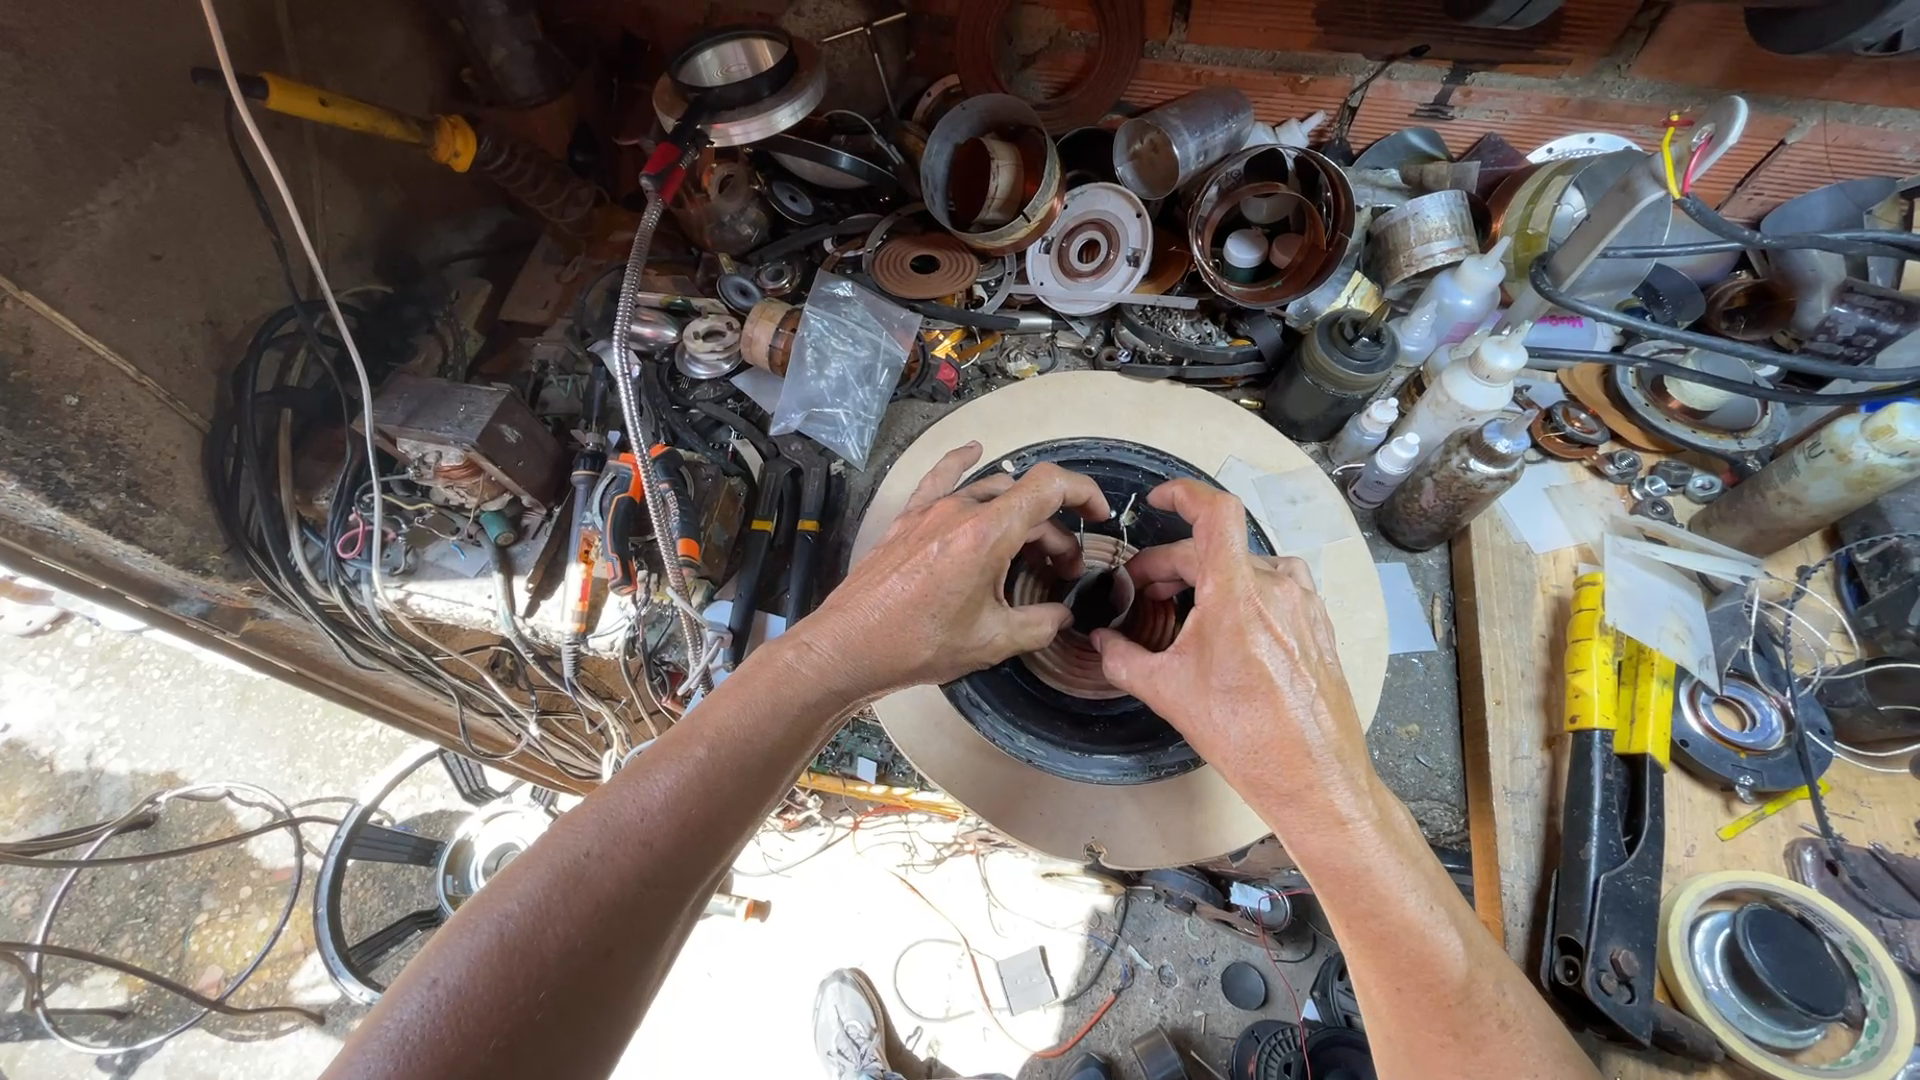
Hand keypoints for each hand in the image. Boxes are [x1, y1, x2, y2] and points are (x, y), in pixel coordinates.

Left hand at [794, 442, 1110, 699]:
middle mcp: (960, 509)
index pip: (1050, 486)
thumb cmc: (921, 644)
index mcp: (987, 533)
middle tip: (1063, 572)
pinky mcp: (909, 519)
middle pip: (1024, 499)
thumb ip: (1040, 623)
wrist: (850, 645)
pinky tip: (973, 449)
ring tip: (1030, 549)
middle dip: (1055, 531)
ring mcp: (931, 510)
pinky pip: (942, 478)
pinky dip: (963, 463)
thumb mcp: (993, 641)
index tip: (1100, 517)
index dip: (1084, 493)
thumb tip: (1062, 615)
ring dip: (1020, 515)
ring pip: (990, 492)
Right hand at [1089, 480, 1371, 818]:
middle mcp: (1275, 587)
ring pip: (1245, 564)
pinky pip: (1275, 584)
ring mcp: (1303, 603)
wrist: (1313, 776)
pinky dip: (1242, 589)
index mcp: (1236, 593)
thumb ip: (1121, 657)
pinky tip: (1228, 622)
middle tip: (1144, 589)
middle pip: (1215, 548)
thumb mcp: (1166, 692)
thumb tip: (1100, 640)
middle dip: (1171, 563)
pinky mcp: (1318, 623)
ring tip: (1185, 605)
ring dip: (1209, 574)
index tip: (1158, 500)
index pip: (1215, 512)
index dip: (1183, 494)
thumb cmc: (1243, 735)